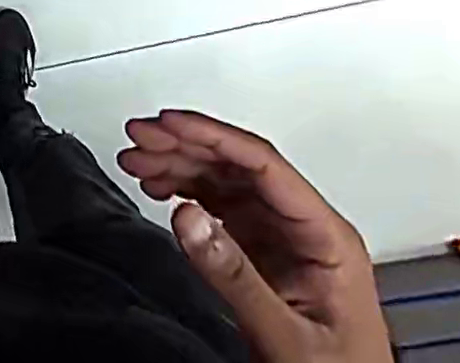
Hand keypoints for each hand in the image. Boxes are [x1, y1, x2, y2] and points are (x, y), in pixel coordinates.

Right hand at [117, 110, 390, 362]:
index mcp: (324, 236)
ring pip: (218, 174)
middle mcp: (299, 225)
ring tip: (134, 159)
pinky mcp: (254, 244)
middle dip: (180, 142)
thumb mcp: (287, 337)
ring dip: (173, 160)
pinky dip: (177, 183)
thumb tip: (187, 216)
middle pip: (234, 162)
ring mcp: (276, 233)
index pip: (262, 163)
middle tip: (138, 136)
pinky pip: (210, 196)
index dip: (211, 135)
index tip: (167, 123)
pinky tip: (154, 183)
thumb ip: (235, 277)